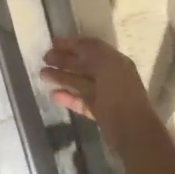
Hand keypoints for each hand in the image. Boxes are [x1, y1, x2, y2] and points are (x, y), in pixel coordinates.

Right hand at [40, 36, 158, 138]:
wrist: (132, 130)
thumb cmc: (119, 94)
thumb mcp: (106, 65)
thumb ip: (91, 52)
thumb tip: (75, 45)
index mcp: (115, 62)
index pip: (91, 47)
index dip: (72, 43)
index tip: (52, 43)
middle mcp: (111, 76)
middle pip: (84, 65)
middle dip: (64, 60)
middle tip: (44, 59)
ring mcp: (106, 96)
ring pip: (81, 83)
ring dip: (62, 77)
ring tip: (42, 75)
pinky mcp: (100, 113)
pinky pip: (82, 102)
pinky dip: (68, 97)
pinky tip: (53, 95)